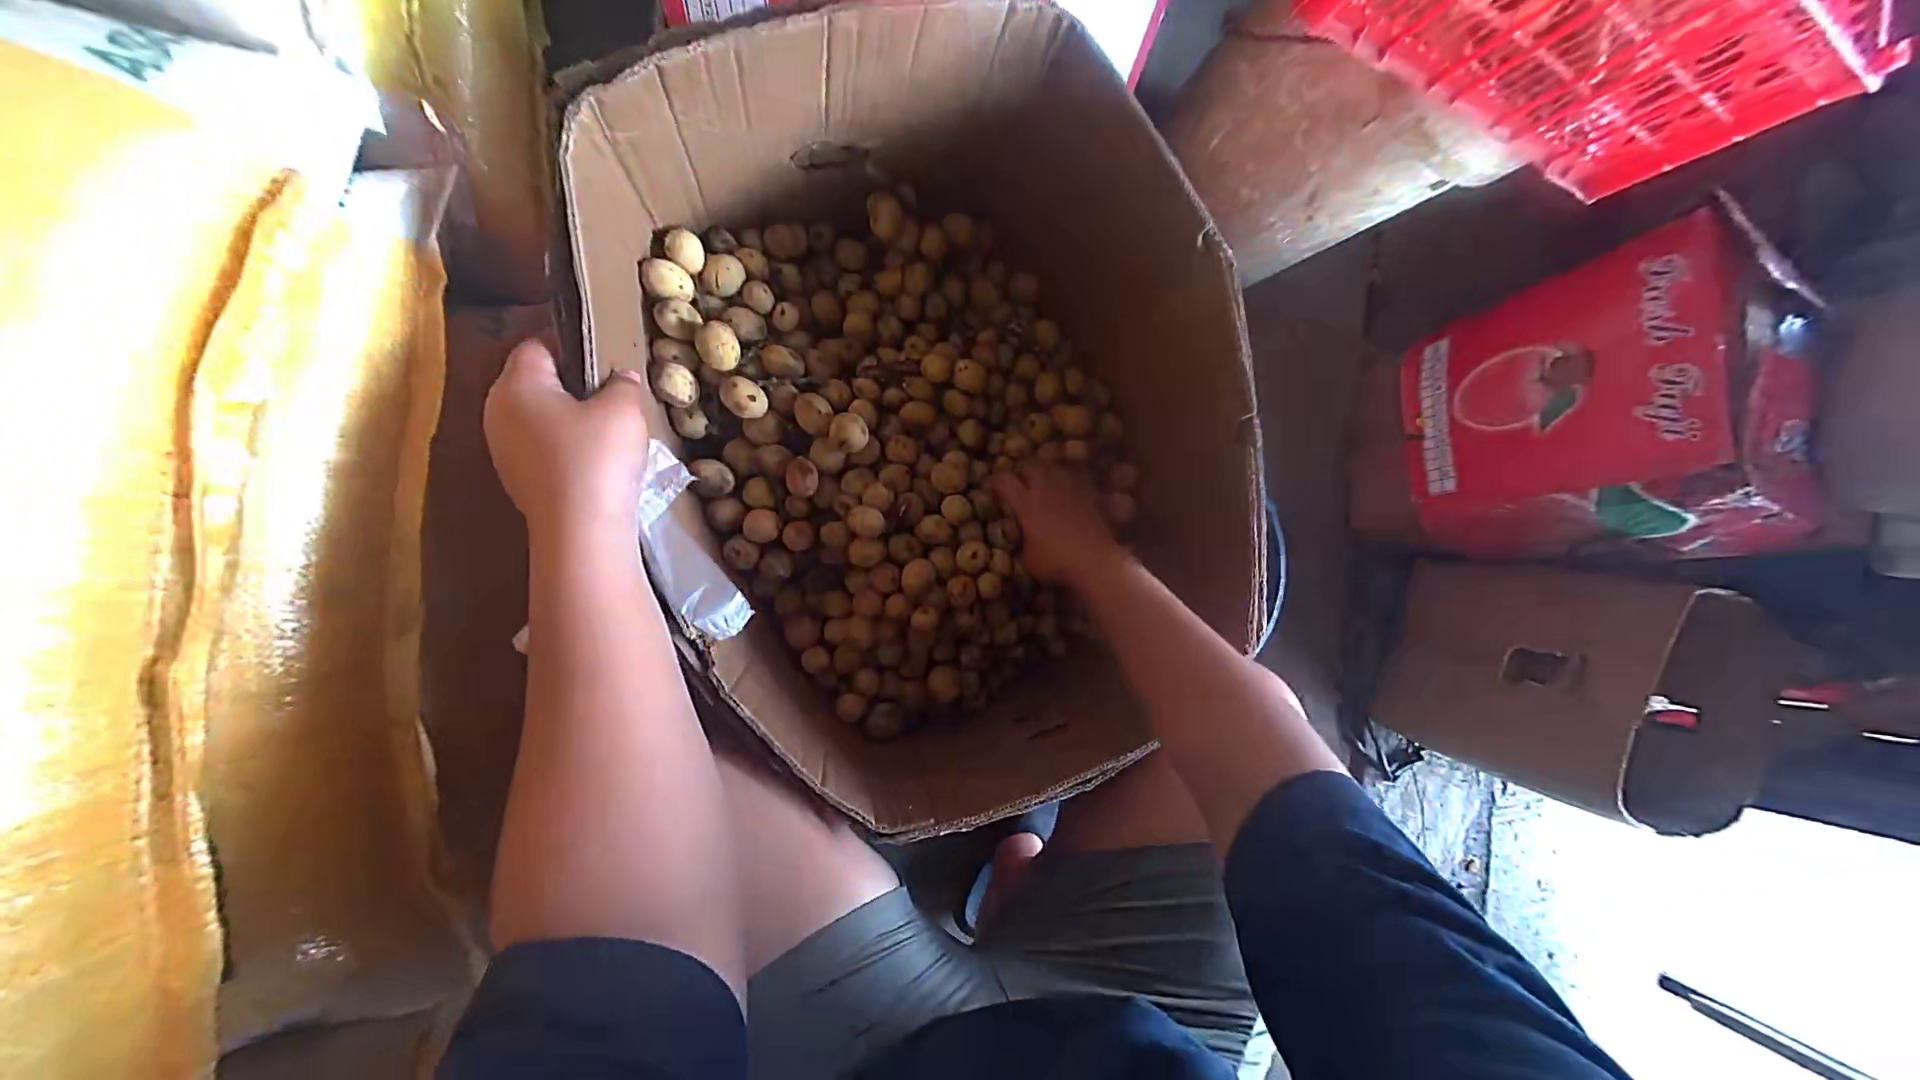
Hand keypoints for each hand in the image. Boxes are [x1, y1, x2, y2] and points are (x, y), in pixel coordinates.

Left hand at [485, 339, 651, 539]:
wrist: (581, 528)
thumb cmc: (598, 456)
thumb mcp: (624, 410)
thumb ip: (623, 384)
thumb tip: (620, 378)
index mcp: (516, 384)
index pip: (537, 346)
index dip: (572, 345)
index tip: (605, 358)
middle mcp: (497, 411)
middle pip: (534, 383)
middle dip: (571, 385)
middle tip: (612, 397)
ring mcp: (503, 449)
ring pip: (538, 419)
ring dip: (568, 420)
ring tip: (608, 432)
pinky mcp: (516, 480)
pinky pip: (541, 449)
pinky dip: (565, 449)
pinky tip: (595, 463)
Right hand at [991, 465, 1125, 586]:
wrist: (1095, 559)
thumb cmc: (1057, 562)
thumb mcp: (1029, 560)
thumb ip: (1024, 543)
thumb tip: (1026, 539)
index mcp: (1026, 504)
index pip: (1005, 480)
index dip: (997, 481)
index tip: (995, 487)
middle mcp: (1046, 489)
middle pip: (1029, 466)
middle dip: (1022, 471)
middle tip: (1020, 482)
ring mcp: (1069, 488)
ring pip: (1053, 468)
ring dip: (1045, 472)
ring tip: (1044, 483)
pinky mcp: (1089, 493)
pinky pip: (1075, 479)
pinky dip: (1068, 482)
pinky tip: (1069, 492)